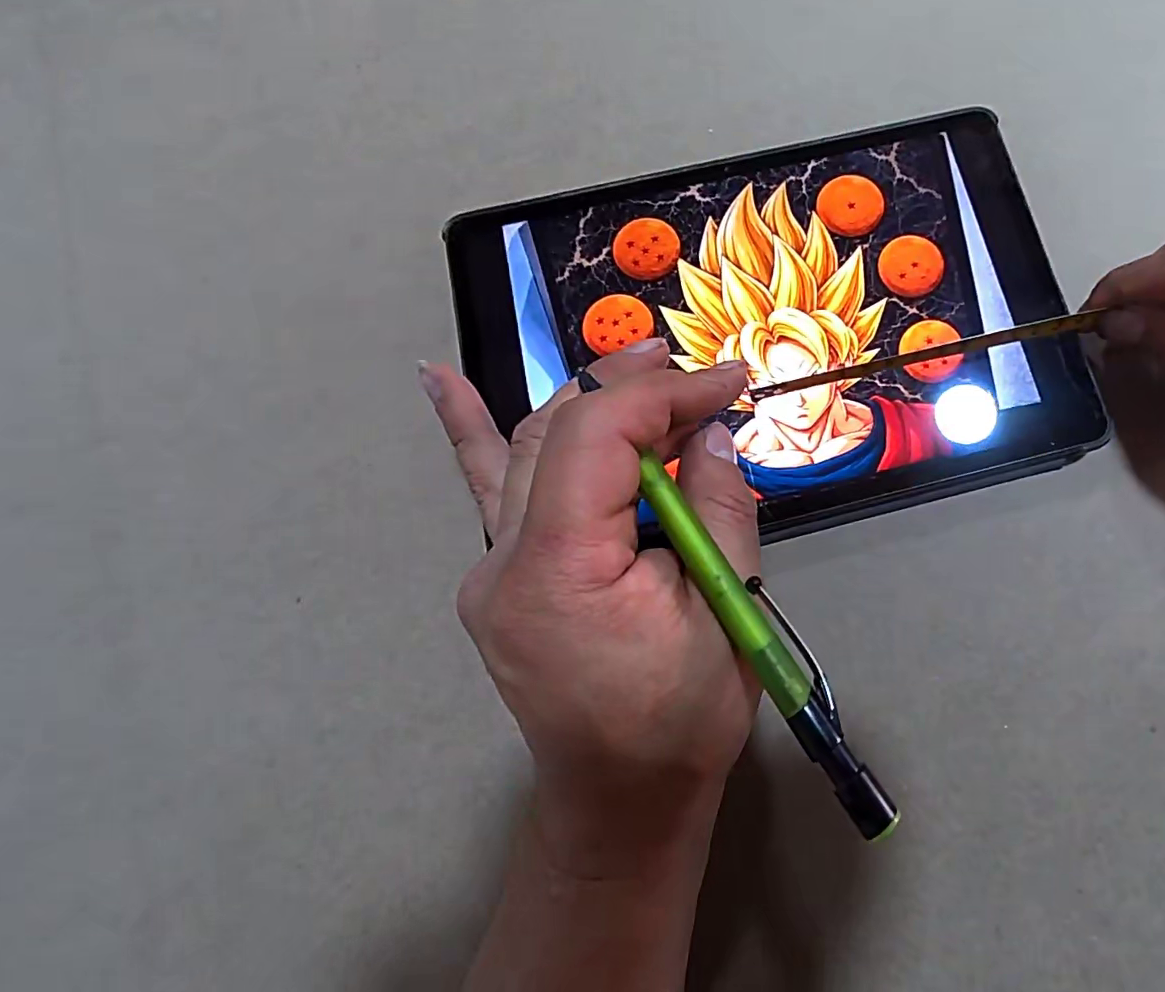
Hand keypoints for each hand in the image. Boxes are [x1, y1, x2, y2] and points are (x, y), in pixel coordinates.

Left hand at [422, 340, 759, 878]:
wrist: (620, 799)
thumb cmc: (681, 720)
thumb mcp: (727, 610)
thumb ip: (719, 509)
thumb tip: (708, 432)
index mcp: (560, 569)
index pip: (596, 438)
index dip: (662, 394)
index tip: (725, 382)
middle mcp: (503, 560)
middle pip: (556, 432)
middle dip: (631, 388)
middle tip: (692, 369)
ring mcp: (491, 567)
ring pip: (527, 449)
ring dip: (587, 402)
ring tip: (642, 365)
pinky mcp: (500, 575)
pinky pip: (489, 489)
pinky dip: (469, 428)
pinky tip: (437, 380)